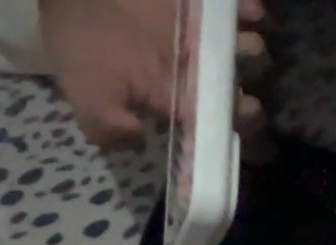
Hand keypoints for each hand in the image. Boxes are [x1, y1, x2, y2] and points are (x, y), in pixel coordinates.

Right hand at [40, 0, 268, 148]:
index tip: (243, 121)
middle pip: (251, 95)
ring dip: (251, 50)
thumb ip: (104, 120)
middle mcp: (210, 76)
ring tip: (241, 40)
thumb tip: (130, 141)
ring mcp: (213, 42)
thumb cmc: (82, 40)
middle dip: (253, 102)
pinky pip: (244, 12)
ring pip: (251, 53)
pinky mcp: (209, 10)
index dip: (248, 133)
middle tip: (244, 96)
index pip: (233, 129)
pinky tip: (248, 10)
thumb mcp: (85, 87)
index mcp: (190, 103)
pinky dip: (250, 11)